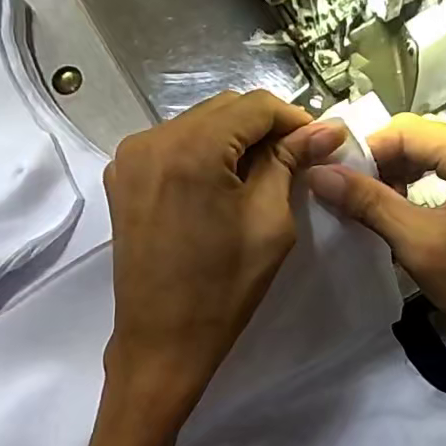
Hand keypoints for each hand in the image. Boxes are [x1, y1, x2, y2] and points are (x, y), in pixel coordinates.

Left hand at [103, 90, 346, 413]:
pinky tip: (223, 185)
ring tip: (261, 176)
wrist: (162, 340)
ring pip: (198, 124)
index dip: (294, 118)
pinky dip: (204, 154)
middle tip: (296, 160)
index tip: (319, 142)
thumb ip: (289, 164)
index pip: (255, 106)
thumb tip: (324, 129)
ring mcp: (129, 156)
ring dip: (234, 140)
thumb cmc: (224, 289)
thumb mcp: (270, 222)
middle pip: (224, 108)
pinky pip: (173, 145)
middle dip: (264, 129)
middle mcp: (151, 138)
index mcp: (191, 148)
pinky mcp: (122, 176)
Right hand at [306, 114, 445, 371]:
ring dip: (396, 178)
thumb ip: (369, 203)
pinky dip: (417, 189)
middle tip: (346, 197)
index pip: (408, 130)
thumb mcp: (418, 242)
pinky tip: (397, 212)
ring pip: (431, 157)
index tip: (333, 180)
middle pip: (420, 139)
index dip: (366, 152)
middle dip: (380, 166)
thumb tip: (317, 173)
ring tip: (368, 208)